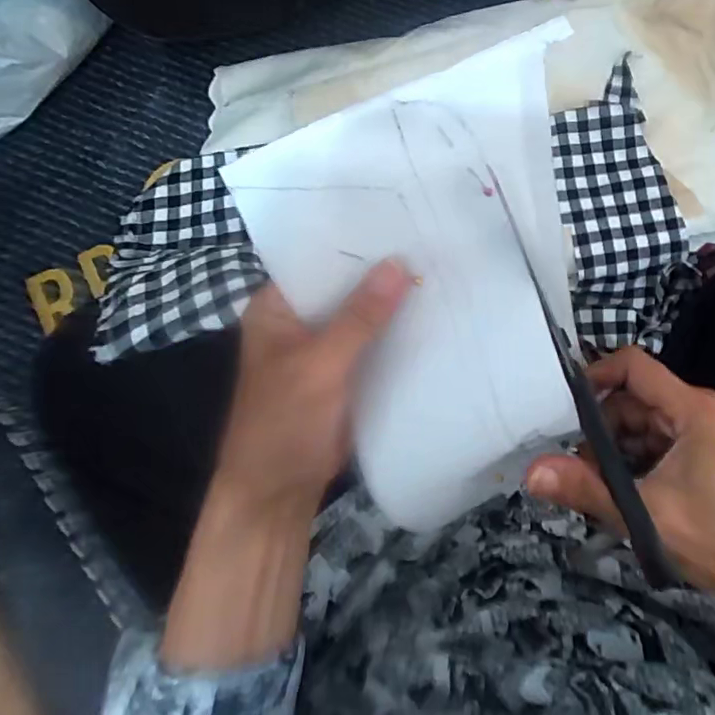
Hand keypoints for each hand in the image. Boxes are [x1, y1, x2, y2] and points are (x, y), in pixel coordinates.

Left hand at [209, 259, 413, 523]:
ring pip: (362, 313)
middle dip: (380, 271)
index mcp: (276, 307)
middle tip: (429, 240)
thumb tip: (399, 263)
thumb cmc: (283, 423)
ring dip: (392, 300)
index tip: (398, 220)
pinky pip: (373, 340)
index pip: (317, 260)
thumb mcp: (320, 364)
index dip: (354, 242)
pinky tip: (432, 311)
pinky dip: (396, 330)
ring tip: (438, 266)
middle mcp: (298, 320)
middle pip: (343, 285)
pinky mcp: (345, 370)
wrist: (278, 495)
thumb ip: (360, 316)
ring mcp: (323, 346)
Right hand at [525, 346, 714, 608]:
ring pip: (633, 420)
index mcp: (690, 408)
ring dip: (610, 447)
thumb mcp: (641, 514)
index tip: (564, 403)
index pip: (633, 366)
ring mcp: (692, 428)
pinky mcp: (689, 449)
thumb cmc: (710, 540)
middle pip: (628, 397)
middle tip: (578, 463)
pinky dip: (625, 458)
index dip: (596, 375)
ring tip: (596, 483)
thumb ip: (585, 488)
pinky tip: (615, 489)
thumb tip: (533, 471)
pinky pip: (645, 438)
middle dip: (599, 427)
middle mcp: (692, 408)